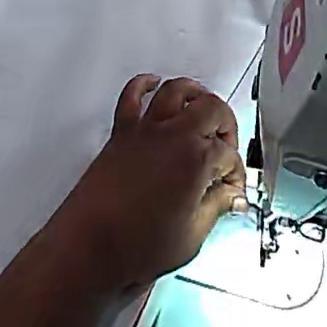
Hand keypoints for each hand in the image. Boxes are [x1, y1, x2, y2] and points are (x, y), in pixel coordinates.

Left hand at [42, 75, 247, 292]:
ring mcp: (146, 128)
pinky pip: (132, 94)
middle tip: (226, 143)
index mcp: (196, 160)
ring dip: (194, 92)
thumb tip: (230, 197)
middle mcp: (172, 135)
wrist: (92, 243)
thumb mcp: (192, 234)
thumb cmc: (135, 244)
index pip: (228, 155)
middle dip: (226, 124)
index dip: (235, 173)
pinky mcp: (122, 130)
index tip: (232, 186)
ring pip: (175, 90)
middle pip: (211, 109)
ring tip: (202, 100)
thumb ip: (216, 207)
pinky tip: (153, 82)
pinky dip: (144, 83)